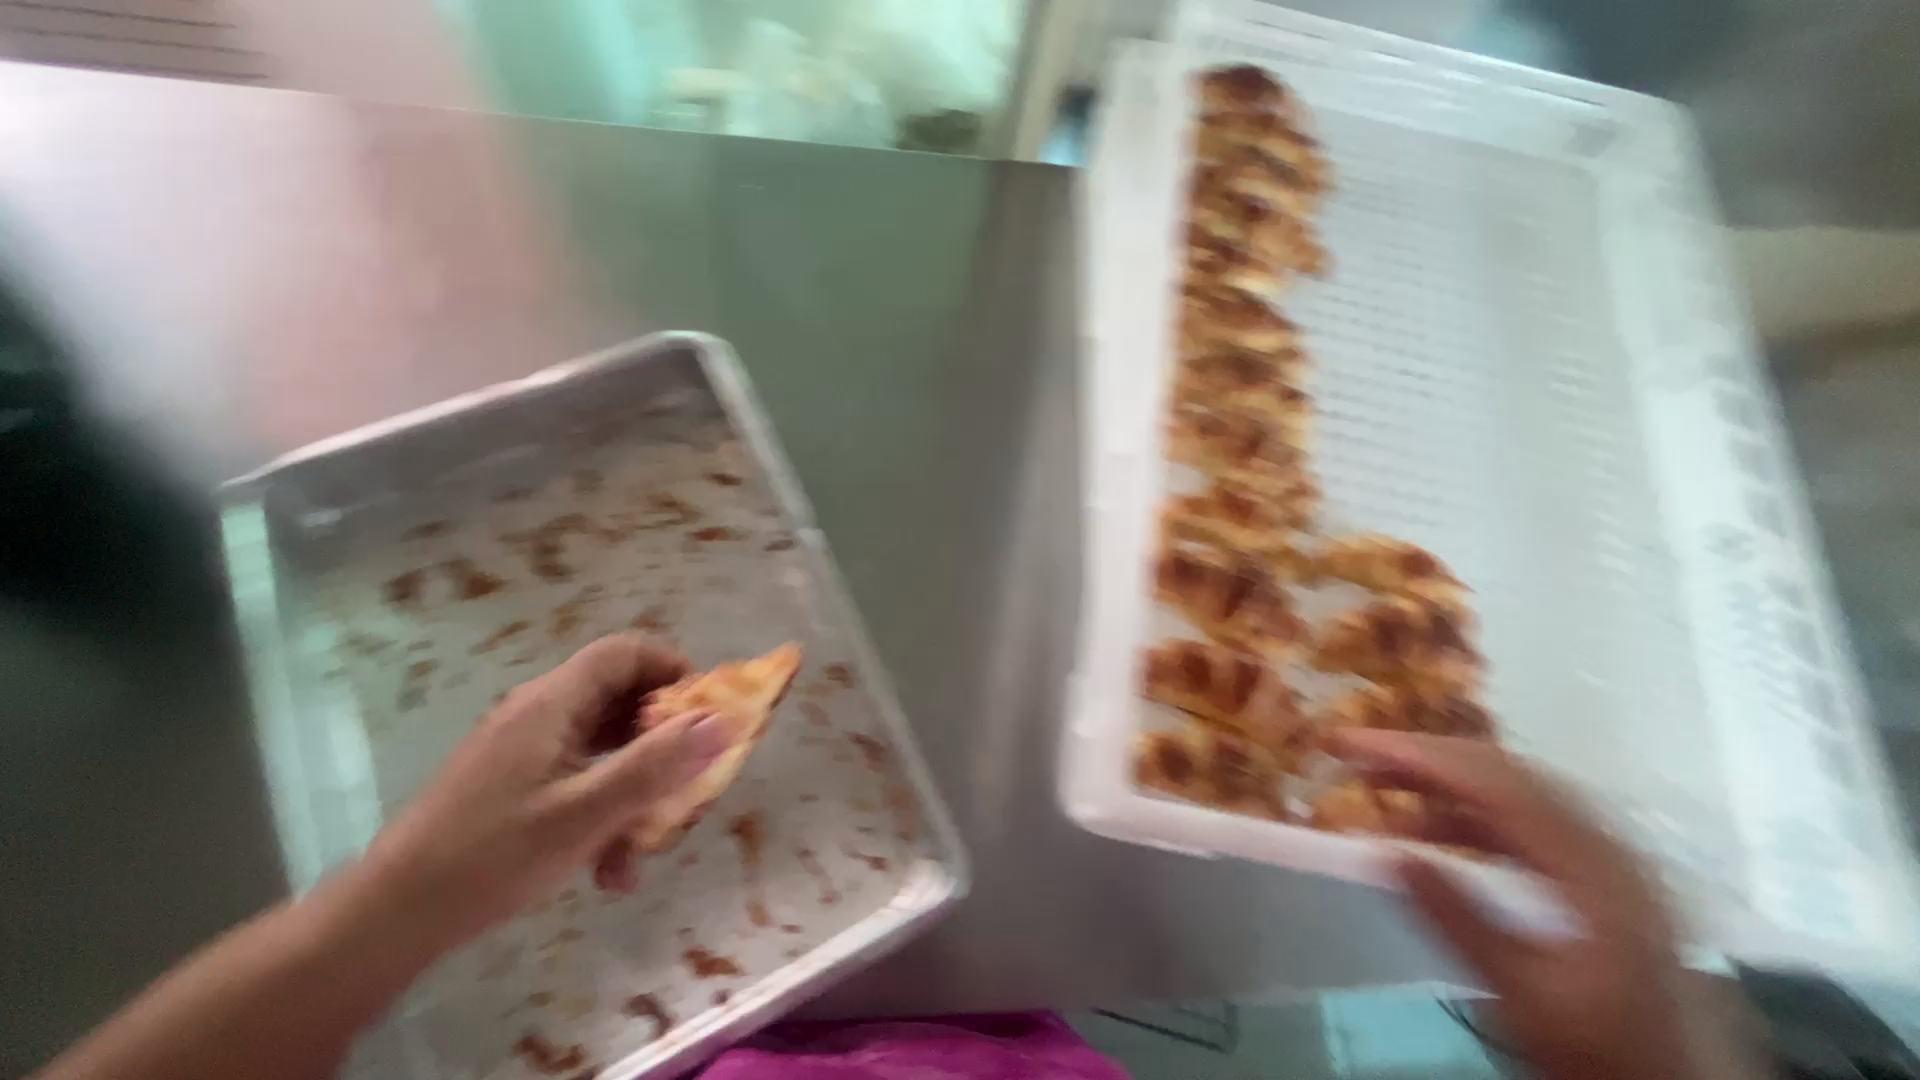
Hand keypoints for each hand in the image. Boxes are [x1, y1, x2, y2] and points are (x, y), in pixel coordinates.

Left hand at [354, 634, 727, 952]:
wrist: (391, 918)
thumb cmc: (492, 857)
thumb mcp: (587, 813)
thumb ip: (657, 764)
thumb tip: (724, 721)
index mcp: (554, 702)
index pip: (628, 652)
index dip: (676, 671)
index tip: (707, 717)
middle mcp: (541, 712)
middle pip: (622, 698)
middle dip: (664, 741)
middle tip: (690, 784)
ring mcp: (526, 749)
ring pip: (606, 744)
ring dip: (638, 786)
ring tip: (653, 840)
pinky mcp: (517, 783)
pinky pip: (581, 777)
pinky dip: (606, 810)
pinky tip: (611, 869)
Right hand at [1335, 731, 1760, 1079]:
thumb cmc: (1598, 1047)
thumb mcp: (1524, 998)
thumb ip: (1459, 921)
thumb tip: (1389, 851)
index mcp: (1592, 867)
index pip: (1493, 782)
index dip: (1418, 754)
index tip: (1353, 745)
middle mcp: (1601, 843)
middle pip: (1502, 771)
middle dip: (1422, 755)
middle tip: (1355, 755)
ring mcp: (1600, 853)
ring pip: (1509, 788)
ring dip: (1440, 782)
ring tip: (1378, 789)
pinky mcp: (1591, 868)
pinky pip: (1519, 816)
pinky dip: (1464, 811)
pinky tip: (1427, 829)